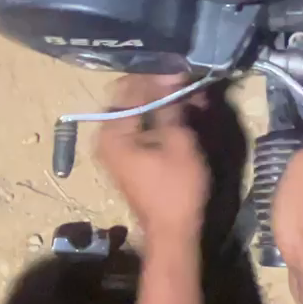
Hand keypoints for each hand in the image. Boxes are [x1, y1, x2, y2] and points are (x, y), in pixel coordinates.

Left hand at [97, 74, 210, 243]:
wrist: (172, 232)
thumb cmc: (176, 188)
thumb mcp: (178, 142)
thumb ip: (170, 104)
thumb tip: (172, 71)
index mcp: (112, 131)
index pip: (130, 85)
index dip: (158, 75)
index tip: (184, 71)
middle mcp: (106, 135)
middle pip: (133, 97)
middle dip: (163, 88)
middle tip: (193, 85)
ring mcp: (115, 147)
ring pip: (140, 111)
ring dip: (166, 103)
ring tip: (196, 100)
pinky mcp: (128, 156)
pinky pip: (142, 126)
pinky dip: (162, 119)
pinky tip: (186, 116)